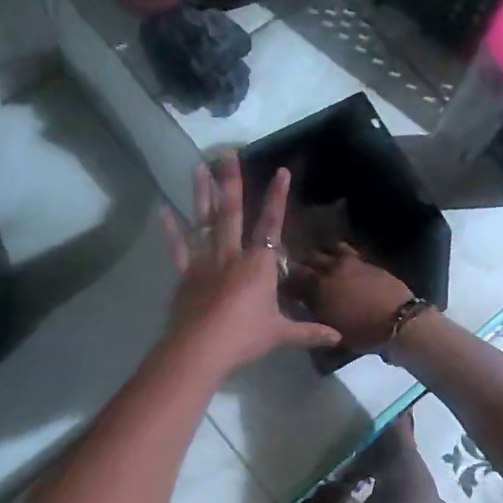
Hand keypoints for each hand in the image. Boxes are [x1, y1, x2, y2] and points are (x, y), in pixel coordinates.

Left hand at [160, 152, 341, 374]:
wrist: (200, 350)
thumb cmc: (244, 338)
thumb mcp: (281, 335)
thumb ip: (308, 332)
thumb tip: (338, 338)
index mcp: (259, 266)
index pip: (272, 226)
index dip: (278, 198)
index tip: (281, 171)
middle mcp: (232, 256)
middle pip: (232, 213)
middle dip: (231, 182)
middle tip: (227, 152)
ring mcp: (206, 263)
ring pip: (204, 222)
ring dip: (201, 194)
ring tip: (198, 166)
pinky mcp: (186, 275)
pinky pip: (179, 248)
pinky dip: (172, 230)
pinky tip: (164, 211)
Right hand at [290, 242, 417, 352]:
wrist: (401, 321)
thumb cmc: (364, 332)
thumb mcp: (334, 328)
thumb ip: (317, 315)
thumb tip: (307, 305)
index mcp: (319, 287)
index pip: (294, 277)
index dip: (288, 281)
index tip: (284, 285)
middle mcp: (331, 269)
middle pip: (310, 258)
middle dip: (302, 263)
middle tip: (300, 271)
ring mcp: (351, 263)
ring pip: (330, 250)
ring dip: (323, 255)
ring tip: (322, 263)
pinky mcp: (368, 262)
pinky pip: (348, 252)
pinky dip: (340, 254)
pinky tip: (341, 260)